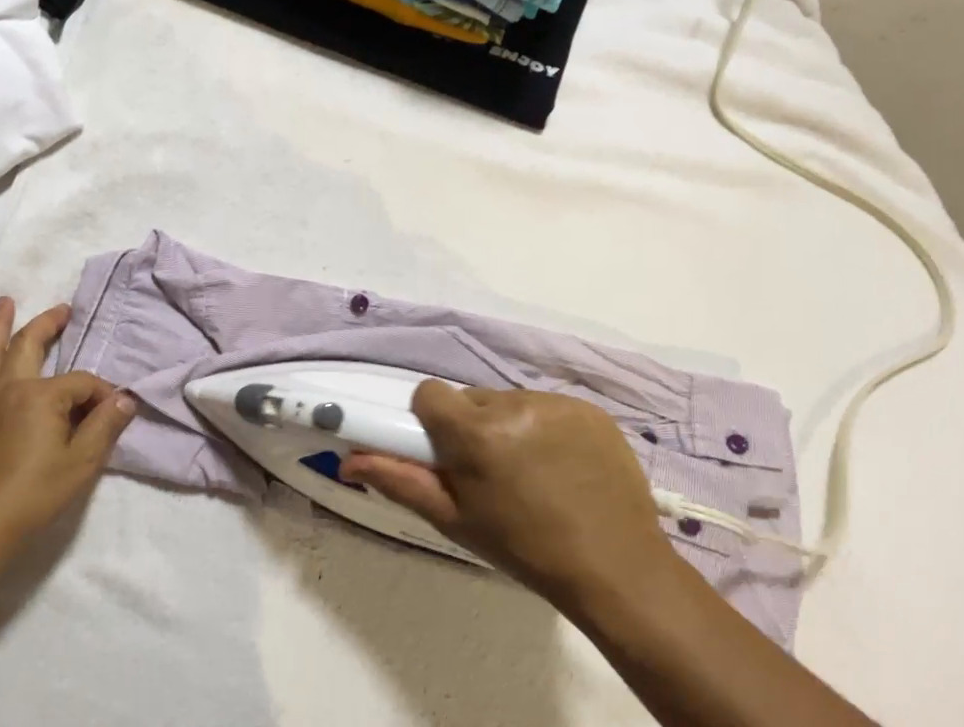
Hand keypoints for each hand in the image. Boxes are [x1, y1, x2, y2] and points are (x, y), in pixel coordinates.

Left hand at [0, 298, 136, 537]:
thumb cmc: (37, 491)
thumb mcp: (83, 461)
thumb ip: (104, 426)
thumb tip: (124, 398)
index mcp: (42, 395)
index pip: (80, 382)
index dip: (100, 394)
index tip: (113, 413)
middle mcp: (10, 388)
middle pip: (28, 345)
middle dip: (47, 324)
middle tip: (61, 309)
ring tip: (3, 304)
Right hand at [340, 383, 673, 605]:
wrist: (617, 569)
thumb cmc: (523, 548)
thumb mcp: (454, 519)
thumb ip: (398, 480)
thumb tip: (347, 460)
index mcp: (473, 432)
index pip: (428, 394)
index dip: (430, 421)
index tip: (445, 453)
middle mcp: (513, 405)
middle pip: (470, 398)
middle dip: (470, 426)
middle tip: (489, 472)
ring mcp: (557, 404)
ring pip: (508, 401)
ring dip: (508, 427)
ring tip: (530, 474)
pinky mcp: (590, 410)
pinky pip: (548, 407)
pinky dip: (546, 429)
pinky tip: (562, 467)